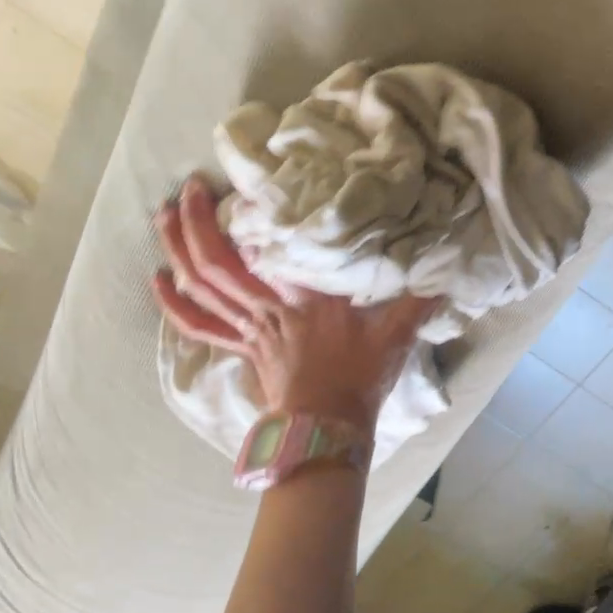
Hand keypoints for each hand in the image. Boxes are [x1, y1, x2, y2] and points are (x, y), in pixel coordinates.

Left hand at [151, 175, 435, 428]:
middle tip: (186, 189)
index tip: (230, 186)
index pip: (261, 253)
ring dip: (175, 252)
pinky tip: (161, 280)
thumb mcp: (398, 332)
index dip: (238, 220)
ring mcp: (249, 329)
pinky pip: (200, 325)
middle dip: (193, 224)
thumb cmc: (361, 376)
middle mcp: (268, 307)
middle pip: (214, 264)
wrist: (329, 426)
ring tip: (163, 218)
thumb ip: (420, 297)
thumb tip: (450, 267)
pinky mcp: (244, 347)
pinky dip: (175, 304)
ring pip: (199, 287)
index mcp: (304, 297)